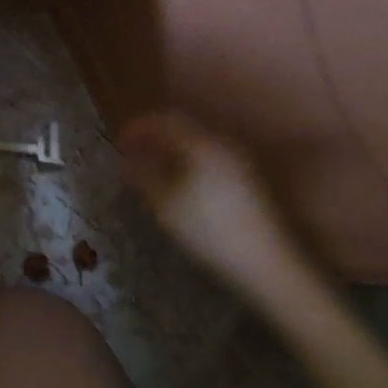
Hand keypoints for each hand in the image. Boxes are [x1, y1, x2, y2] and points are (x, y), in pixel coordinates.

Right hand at [115, 111, 302, 286]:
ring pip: (196, 143)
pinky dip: (189, 160)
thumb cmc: (210, 232)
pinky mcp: (248, 181)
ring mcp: (239, 162)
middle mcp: (222, 145)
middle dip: (154, 137)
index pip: (163, 120)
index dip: (138, 128)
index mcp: (201, 145)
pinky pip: (210, 157)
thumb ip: (143, 176)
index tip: (119, 142)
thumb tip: (127, 161)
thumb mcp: (165, 206)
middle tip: (133, 152)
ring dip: (171, 149)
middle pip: (182, 128)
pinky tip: (180, 182)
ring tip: (153, 167)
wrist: (267, 266)